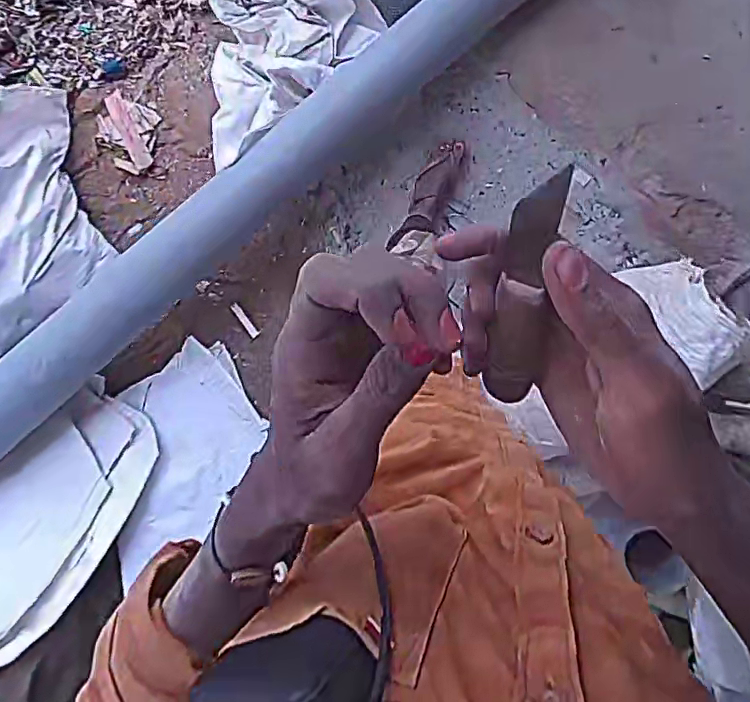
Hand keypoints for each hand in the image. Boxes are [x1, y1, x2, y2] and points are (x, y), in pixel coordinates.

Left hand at [234, 250, 457, 537]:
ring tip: (448, 348)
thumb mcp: (342, 451)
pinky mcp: (379, 333)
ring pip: (392, 275)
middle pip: (365, 265)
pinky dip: (434, 320)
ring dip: (427, 302)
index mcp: (301, 340)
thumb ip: (378, 395)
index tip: (405, 337)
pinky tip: (441, 358)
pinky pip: (411, 304)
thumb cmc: (309, 473)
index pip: (322, 279)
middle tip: (445, 341)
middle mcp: (326, 319)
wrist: (303, 485)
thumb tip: (422, 346)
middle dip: (410, 291)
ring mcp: (353, 322)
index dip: (368, 289)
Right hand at [436, 229, 729, 526]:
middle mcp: (577, 310)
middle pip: (513, 273)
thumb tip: (558, 253)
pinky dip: (482, 347)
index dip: (496, 242)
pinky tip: (475, 368)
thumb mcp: (637, 383)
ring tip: (471, 355)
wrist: (674, 499)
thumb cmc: (668, 443)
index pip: (543, 249)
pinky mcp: (545, 366)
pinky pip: (504, 341)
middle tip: (472, 330)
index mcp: (603, 300)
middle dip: (480, 289)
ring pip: (503, 306)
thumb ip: (597, 319)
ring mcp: (560, 339)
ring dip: (477, 321)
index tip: (452, 249)